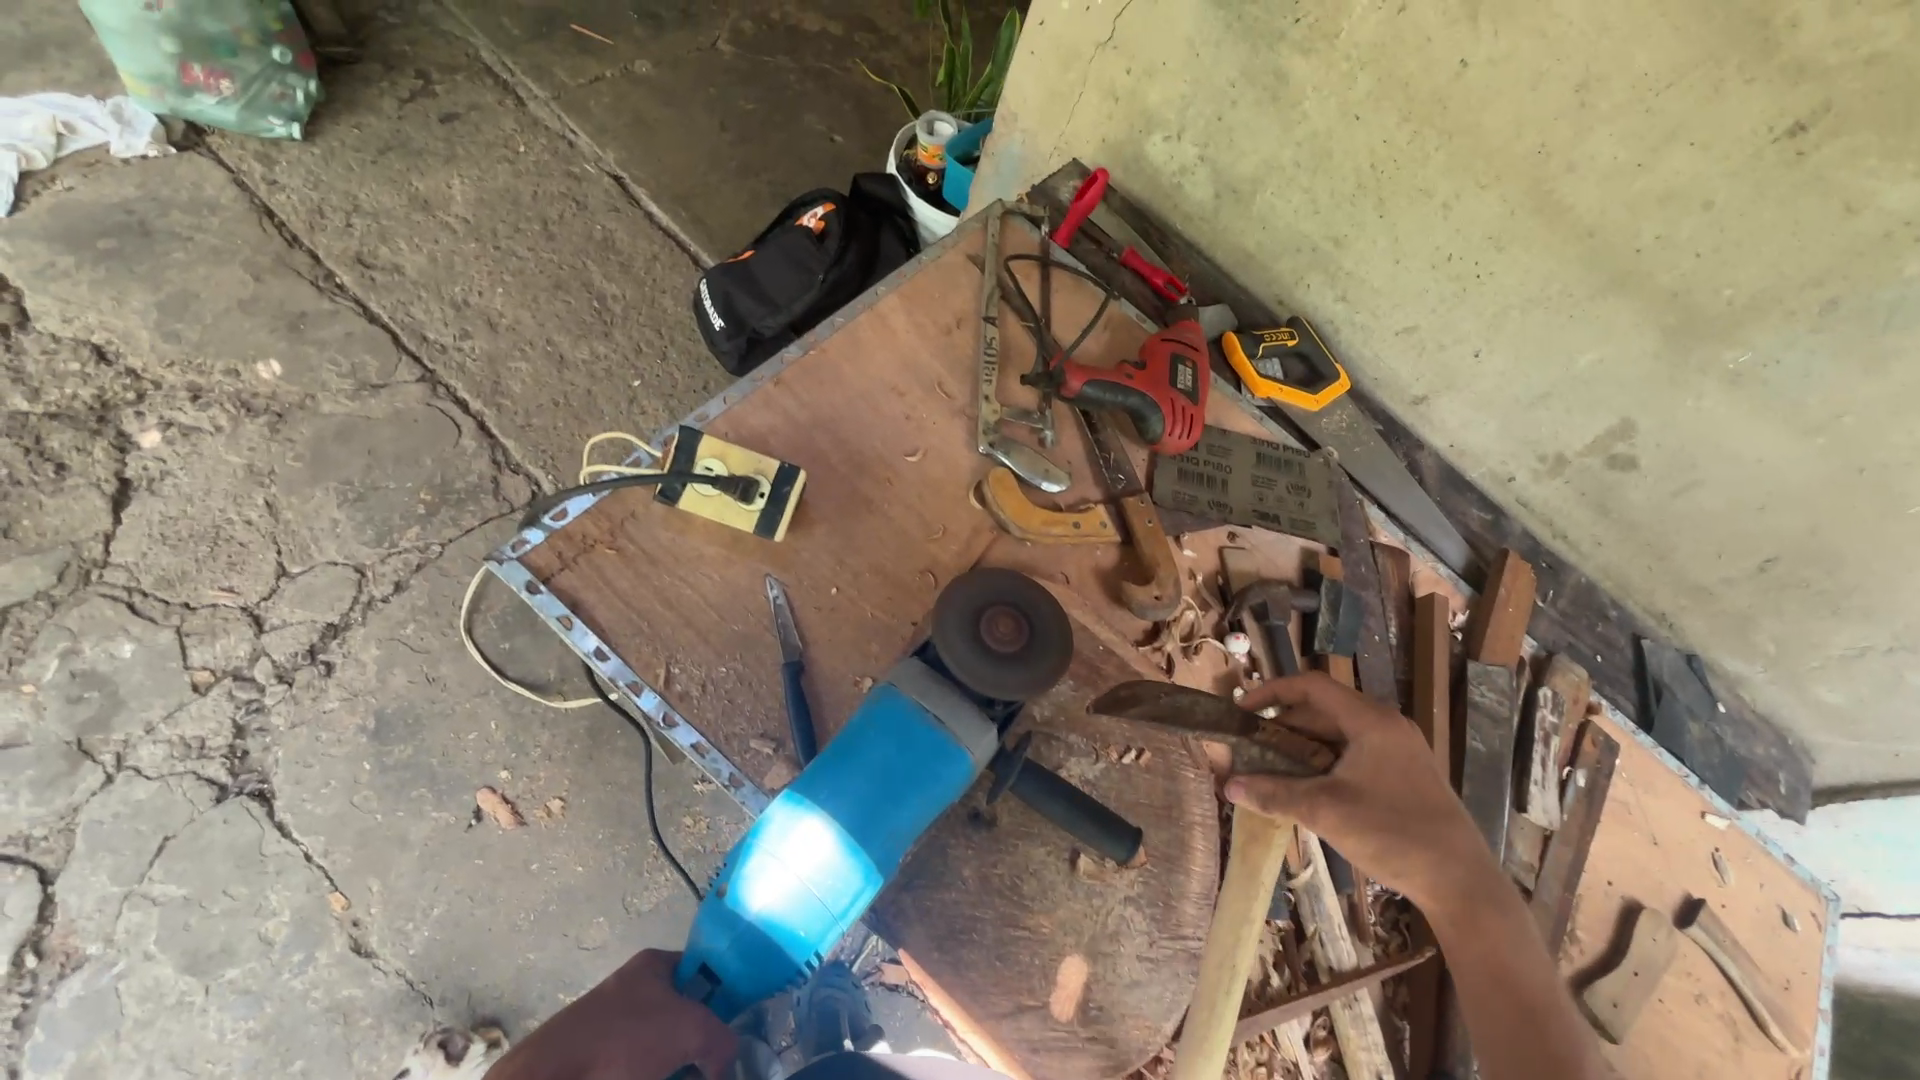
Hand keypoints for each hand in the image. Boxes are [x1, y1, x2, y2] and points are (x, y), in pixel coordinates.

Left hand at [486, 949, 737, 1079]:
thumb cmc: (624, 1039)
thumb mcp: (691, 1029)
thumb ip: (723, 1040)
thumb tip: (726, 1062)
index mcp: (655, 965)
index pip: (706, 970)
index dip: (726, 995)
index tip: (741, 1023)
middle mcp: (636, 991)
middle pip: (688, 1015)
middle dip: (705, 1042)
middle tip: (721, 1063)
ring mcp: (618, 1030)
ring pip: (667, 1049)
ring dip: (685, 1066)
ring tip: (701, 1076)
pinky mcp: (605, 1063)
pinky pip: (646, 1068)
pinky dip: (663, 1075)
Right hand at [1223, 673, 1496, 914]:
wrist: (1461, 882)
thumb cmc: (1393, 834)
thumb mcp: (1324, 811)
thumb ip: (1274, 794)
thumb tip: (1228, 786)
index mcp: (1371, 721)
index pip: (1311, 686)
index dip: (1271, 692)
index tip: (1242, 712)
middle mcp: (1386, 726)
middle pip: (1322, 711)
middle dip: (1282, 727)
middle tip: (1250, 748)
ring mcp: (1398, 750)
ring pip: (1336, 735)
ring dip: (1300, 748)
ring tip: (1269, 770)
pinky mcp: (1402, 774)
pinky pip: (1351, 754)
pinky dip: (1322, 764)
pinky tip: (1304, 788)